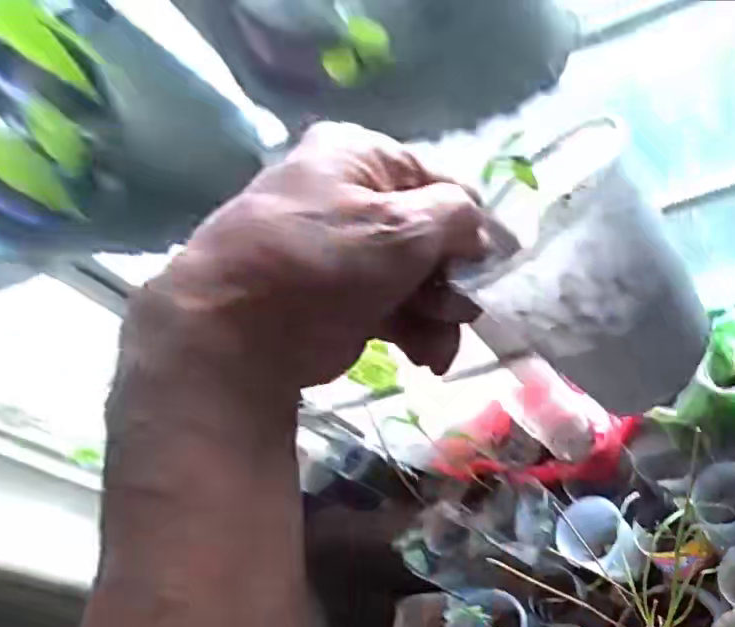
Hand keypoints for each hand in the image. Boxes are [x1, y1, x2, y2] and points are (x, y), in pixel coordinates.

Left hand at [124, 121, 488, 398]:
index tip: (491, 269)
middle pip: (440, 241)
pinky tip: (426, 358)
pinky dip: (422, 336)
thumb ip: (458, 218)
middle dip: (454, 284)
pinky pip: (407, 311)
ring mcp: (356, 253)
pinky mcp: (354, 299)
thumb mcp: (403, 227)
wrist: (244, 331)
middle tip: (450, 309)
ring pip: (428, 283)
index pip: (446, 187)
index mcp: (364, 159)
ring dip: (441, 319)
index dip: (474, 229)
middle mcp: (360, 199)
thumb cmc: (325, 265)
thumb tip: (484, 232)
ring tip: (434, 346)